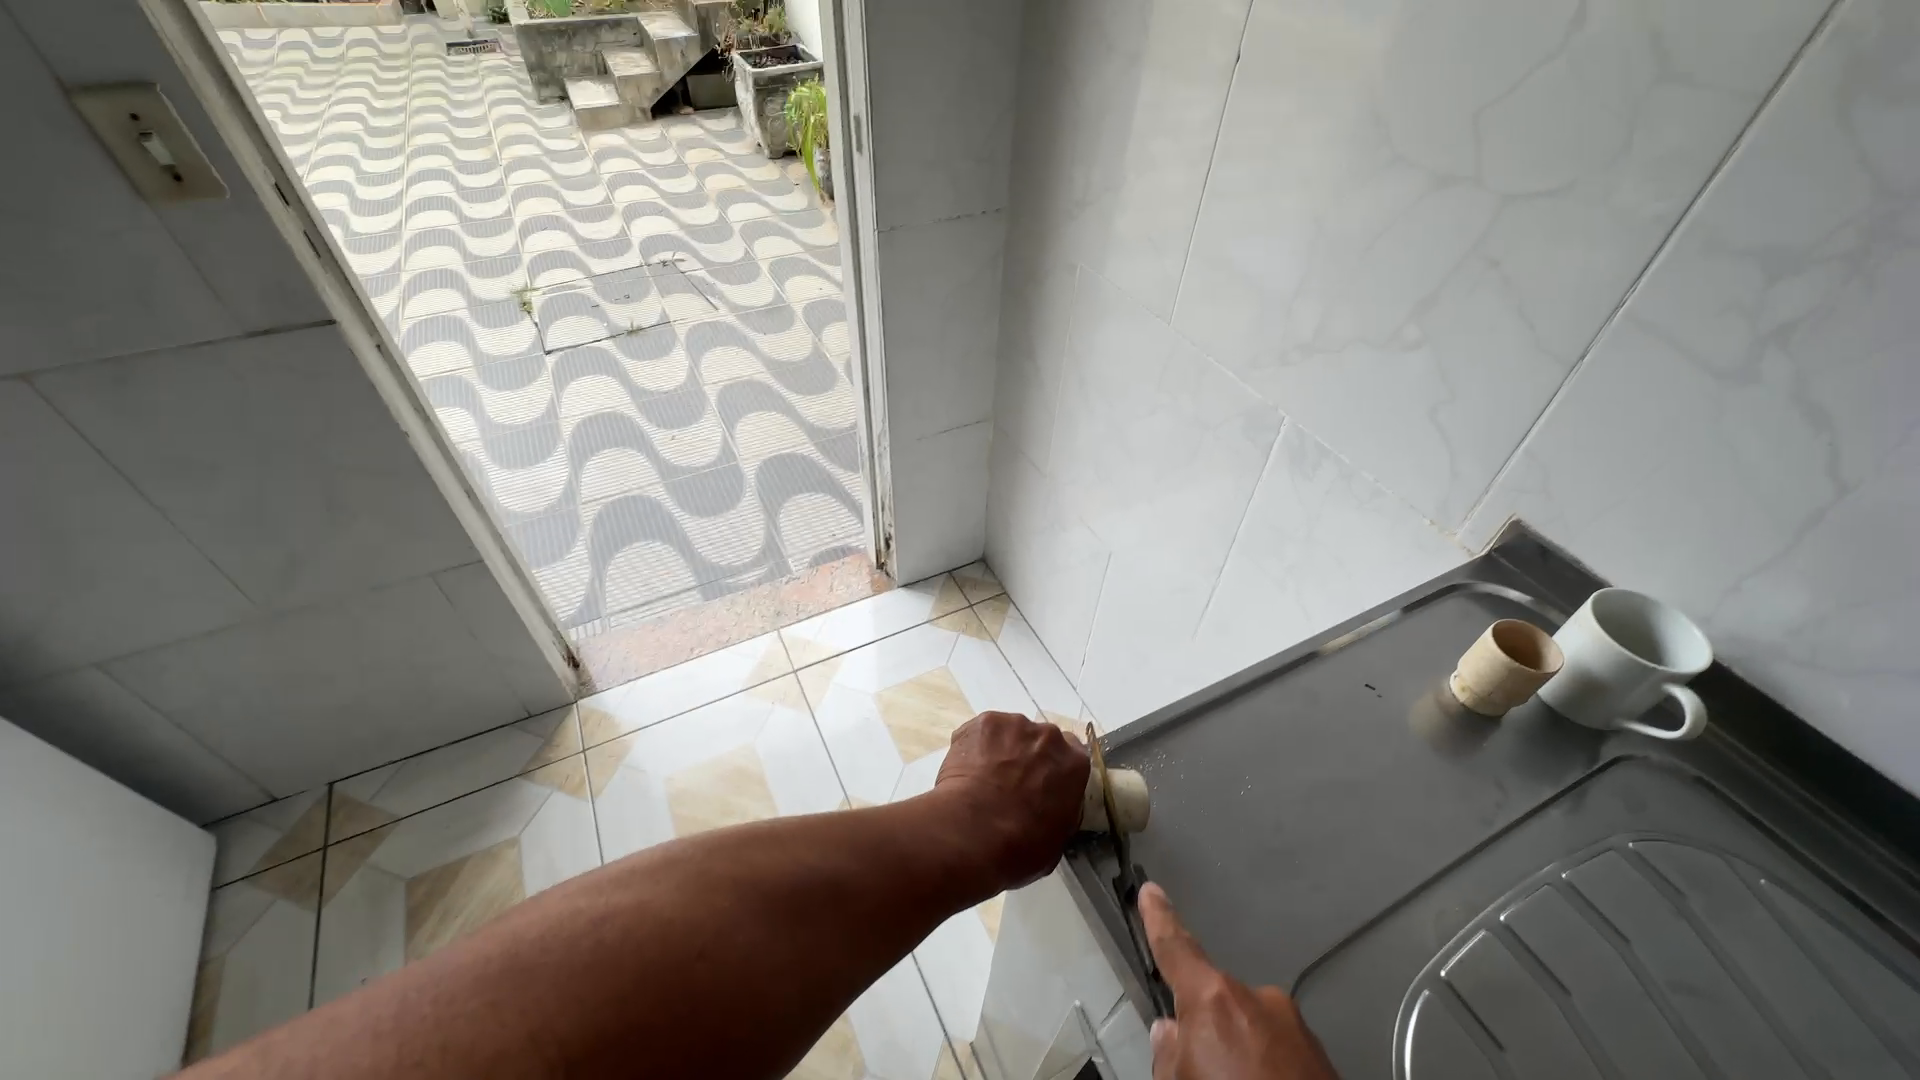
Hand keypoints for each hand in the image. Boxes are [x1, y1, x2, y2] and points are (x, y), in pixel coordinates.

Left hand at [934, 711, 1088, 890]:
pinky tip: (964, 769)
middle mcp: (1050, 737)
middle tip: (1009, 783)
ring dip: (1000, 750)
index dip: (1054, 769)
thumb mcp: (1057, 838)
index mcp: (1074, 765)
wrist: (975, 831)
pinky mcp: (983, 722)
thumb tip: (1050, 808)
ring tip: (982, 777)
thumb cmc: (1022, 846)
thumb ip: (1060, 811)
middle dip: (1027, 757)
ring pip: (1009, 733)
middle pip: (1040, 741)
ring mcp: (1015, 725)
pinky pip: (980, 732)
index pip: (1071, 756)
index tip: (1041, 783)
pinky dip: (973, 746)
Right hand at [1139, 883, 1337, 1079]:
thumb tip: (1171, 1033)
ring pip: (1251, 1031)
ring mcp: (1296, 1028)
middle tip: (1203, 1069)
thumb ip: (1168, 1055)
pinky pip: (1281, 1054)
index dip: (1159, 918)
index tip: (1151, 892)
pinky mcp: (1324, 1059)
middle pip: (1216, 1003)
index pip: (1176, 947)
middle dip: (1207, 1030)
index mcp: (1213, 999)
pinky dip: (1269, 1071)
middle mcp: (1256, 1000)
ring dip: (1242, 1055)